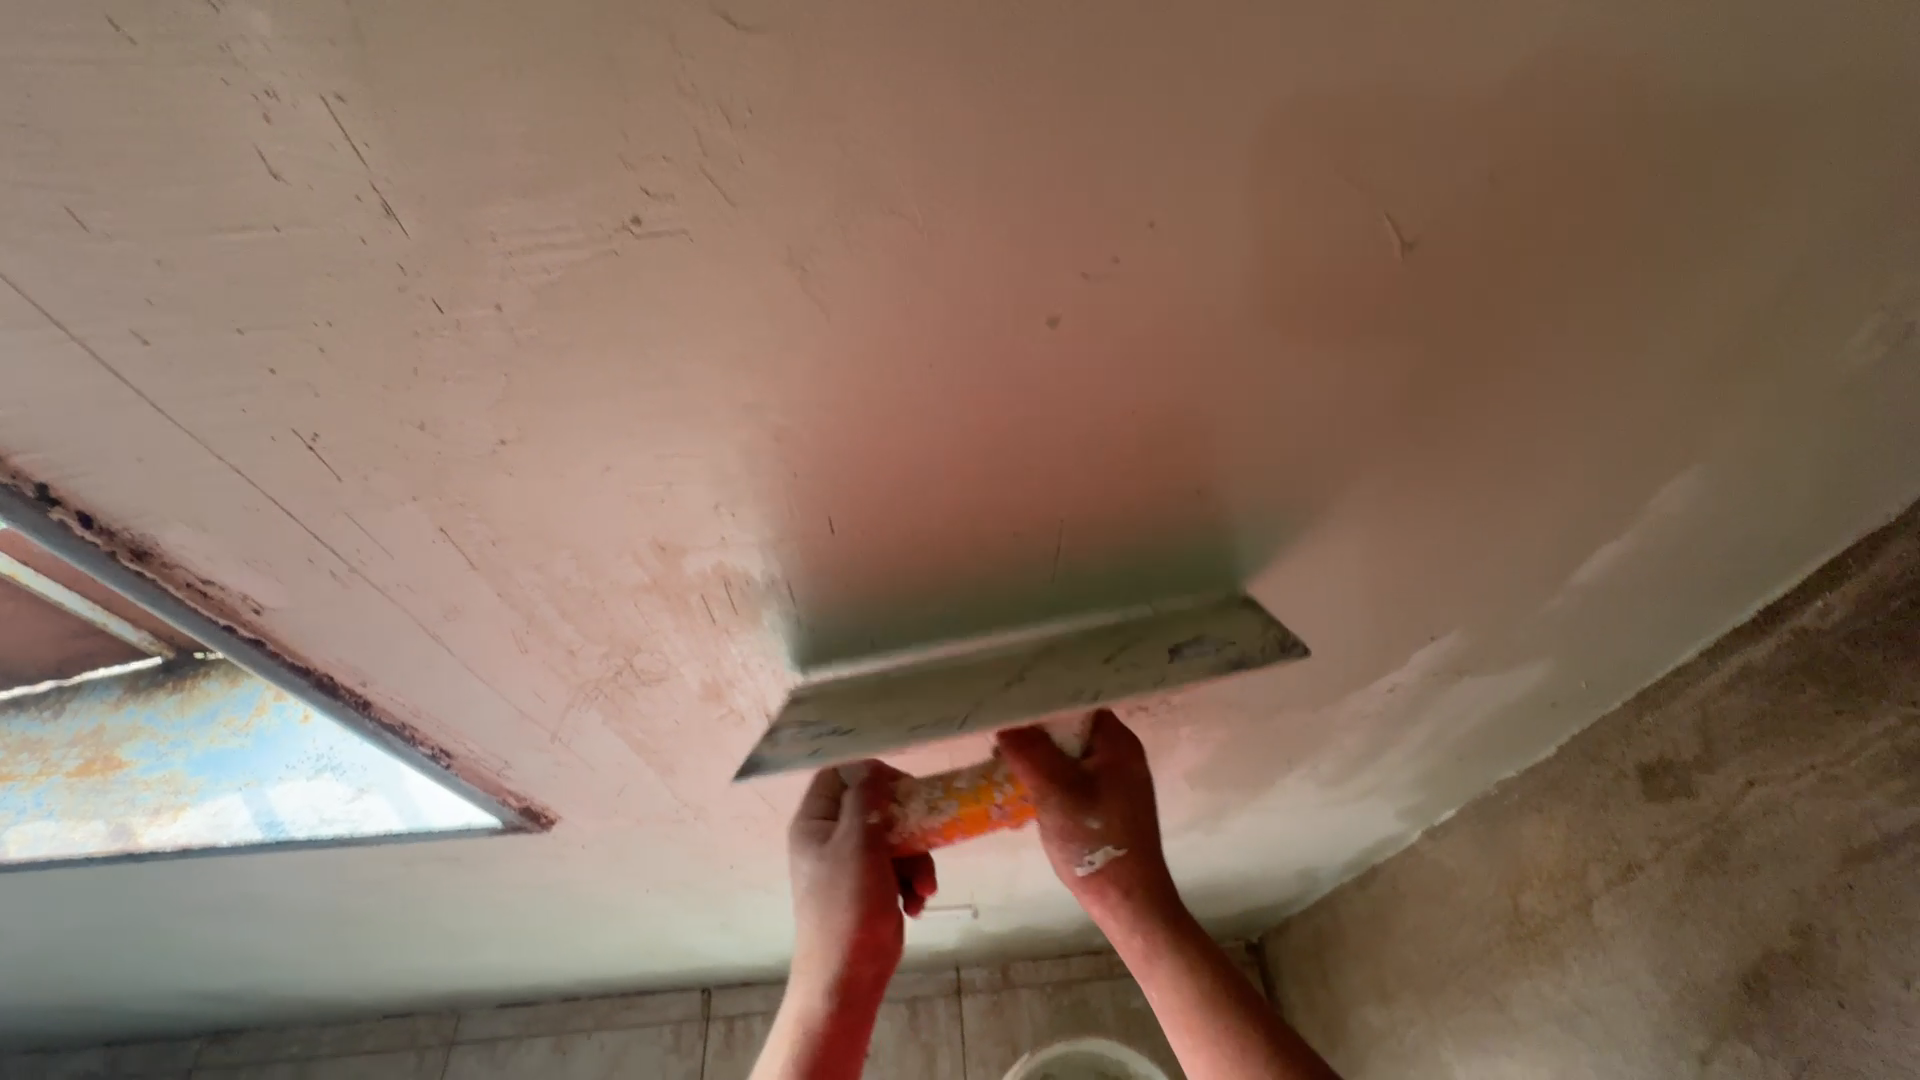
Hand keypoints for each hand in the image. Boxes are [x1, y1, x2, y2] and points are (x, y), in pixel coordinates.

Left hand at [785, 761, 938, 997]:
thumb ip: (866, 799)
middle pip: (874, 806)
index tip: (900, 787)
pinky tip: (916, 902)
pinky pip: (898, 867)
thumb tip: (872, 768)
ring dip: (916, 859)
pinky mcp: (872, 886)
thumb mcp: (858, 842)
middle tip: (924, 830)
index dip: (869, 774)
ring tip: (923, 885)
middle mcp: (831, 838)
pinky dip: (912, 881)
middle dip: (906, 826)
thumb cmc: (847, 904)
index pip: (838, 775)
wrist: (848, 975)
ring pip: (894, 837)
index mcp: (815, 822)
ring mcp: (852, 863)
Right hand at [995, 709, 1178, 922]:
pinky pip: (1074, 775)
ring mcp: (1116, 780)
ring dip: (1041, 756)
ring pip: (1070, 753)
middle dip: (1037, 731)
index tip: (1010, 704)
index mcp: (1118, 742)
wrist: (1128, 902)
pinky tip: (1028, 787)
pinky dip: (1051, 777)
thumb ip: (1029, 752)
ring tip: (1007, 758)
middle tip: (1001, 734)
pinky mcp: (1109, 803)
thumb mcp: (1055, 791)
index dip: (1043, 700)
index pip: (1077, 702)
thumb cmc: (1095, 841)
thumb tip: (1005, 724)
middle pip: (1072, 727)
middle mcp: (1122, 754)